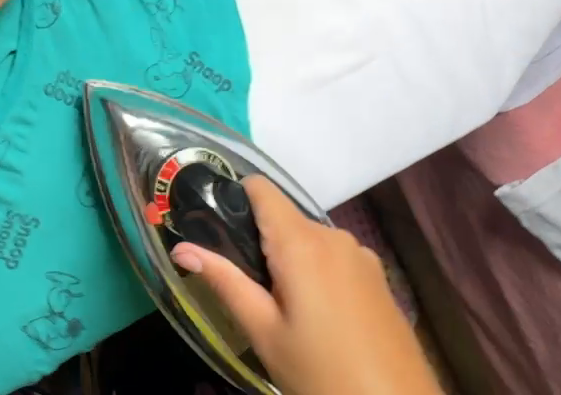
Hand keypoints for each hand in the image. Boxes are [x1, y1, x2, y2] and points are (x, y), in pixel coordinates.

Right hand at [170, 178, 442, 394]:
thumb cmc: (322, 372)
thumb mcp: (264, 332)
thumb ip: (224, 282)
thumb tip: (181, 248)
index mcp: (301, 241)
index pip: (261, 188)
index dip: (235, 198)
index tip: (217, 227)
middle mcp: (333, 235)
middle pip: (283, 217)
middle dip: (261, 241)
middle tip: (248, 286)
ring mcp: (361, 254)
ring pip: (309, 239)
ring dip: (291, 259)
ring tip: (283, 308)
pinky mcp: (379, 276)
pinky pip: (335, 257)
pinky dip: (318, 272)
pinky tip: (319, 317)